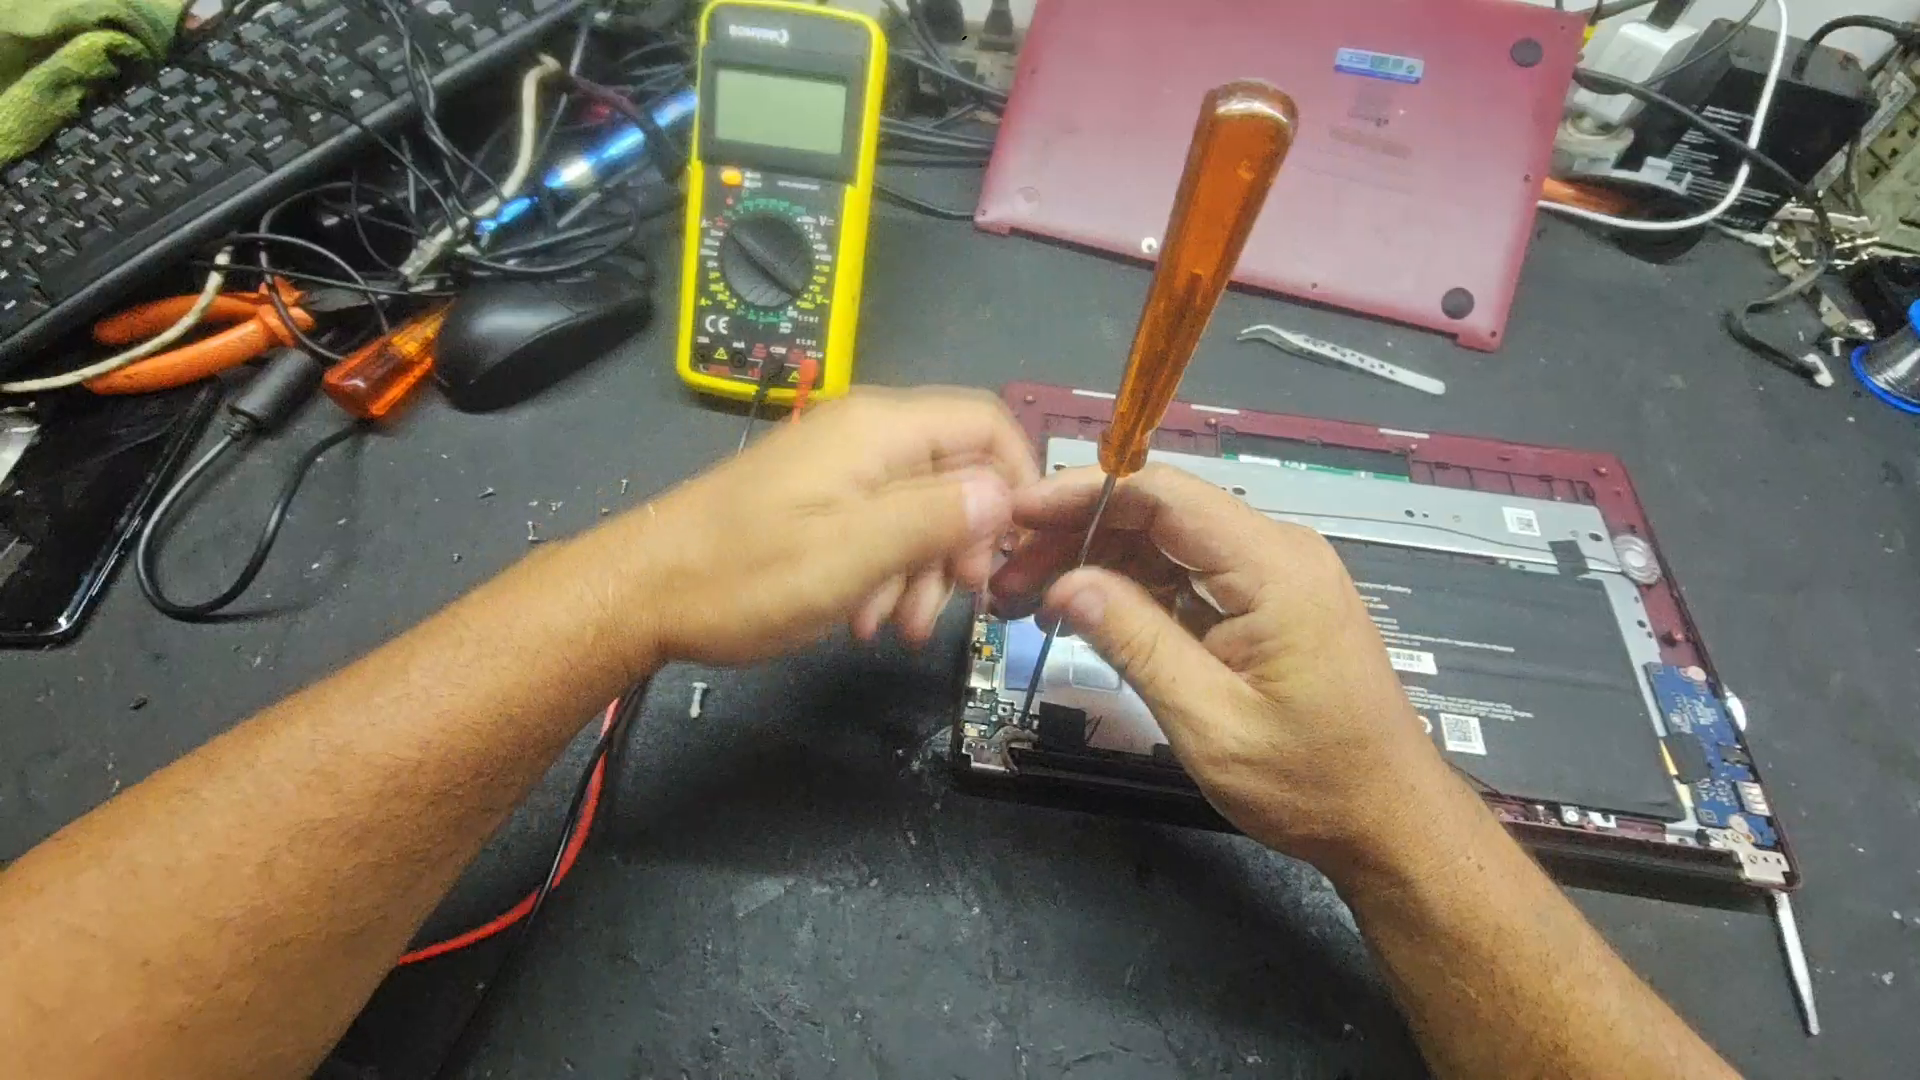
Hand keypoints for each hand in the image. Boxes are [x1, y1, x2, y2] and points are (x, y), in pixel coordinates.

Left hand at [627, 387, 1037, 666]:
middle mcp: (866, 437)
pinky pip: (882, 529)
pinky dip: (887, 573)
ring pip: (922, 510)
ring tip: (893, 627)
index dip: (1018, 477)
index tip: (1020, 545)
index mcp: (879, 430)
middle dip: (961, 544)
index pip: (985, 423)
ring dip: (922, 572)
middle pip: (957, 475)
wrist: (643, 593)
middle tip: (948, 604)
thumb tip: (1005, 496)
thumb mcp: (851, 553)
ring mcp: (841, 470)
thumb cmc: (744, 576)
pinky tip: (864, 617)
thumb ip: (935, 517)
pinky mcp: (822, 502)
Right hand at [992, 465, 1456, 873]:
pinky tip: (1078, 611)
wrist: (1388, 821)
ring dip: (1091, 563)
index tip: (1018, 513)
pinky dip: (1124, 589)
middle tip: (1006, 575)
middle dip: (1075, 534)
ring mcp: (1266, 574)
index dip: (1082, 494)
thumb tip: (1064, 586)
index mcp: (1272, 566)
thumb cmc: (1309, 782)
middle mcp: (1273, 551)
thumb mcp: (1210, 721)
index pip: (1163, 495)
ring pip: (1160, 543)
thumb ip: (1135, 643)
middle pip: (1156, 513)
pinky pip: (1179, 575)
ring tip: (1026, 596)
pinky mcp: (1256, 601)